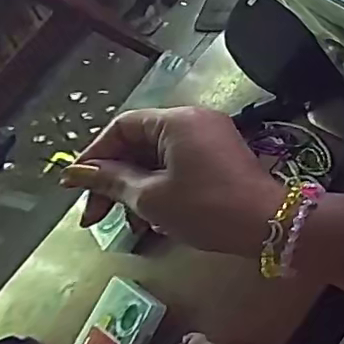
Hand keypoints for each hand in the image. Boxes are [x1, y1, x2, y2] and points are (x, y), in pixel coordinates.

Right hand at [60, 107, 284, 256]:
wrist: (267, 223)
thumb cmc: (207, 207)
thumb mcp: (151, 197)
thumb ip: (112, 181)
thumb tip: (78, 173)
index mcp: (177, 120)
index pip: (122, 126)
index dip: (94, 155)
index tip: (76, 187)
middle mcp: (195, 120)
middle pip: (140, 141)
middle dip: (113, 177)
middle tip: (94, 214)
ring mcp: (211, 138)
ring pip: (159, 156)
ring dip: (136, 186)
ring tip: (123, 221)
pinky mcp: (221, 157)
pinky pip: (180, 164)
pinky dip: (161, 185)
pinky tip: (151, 216)